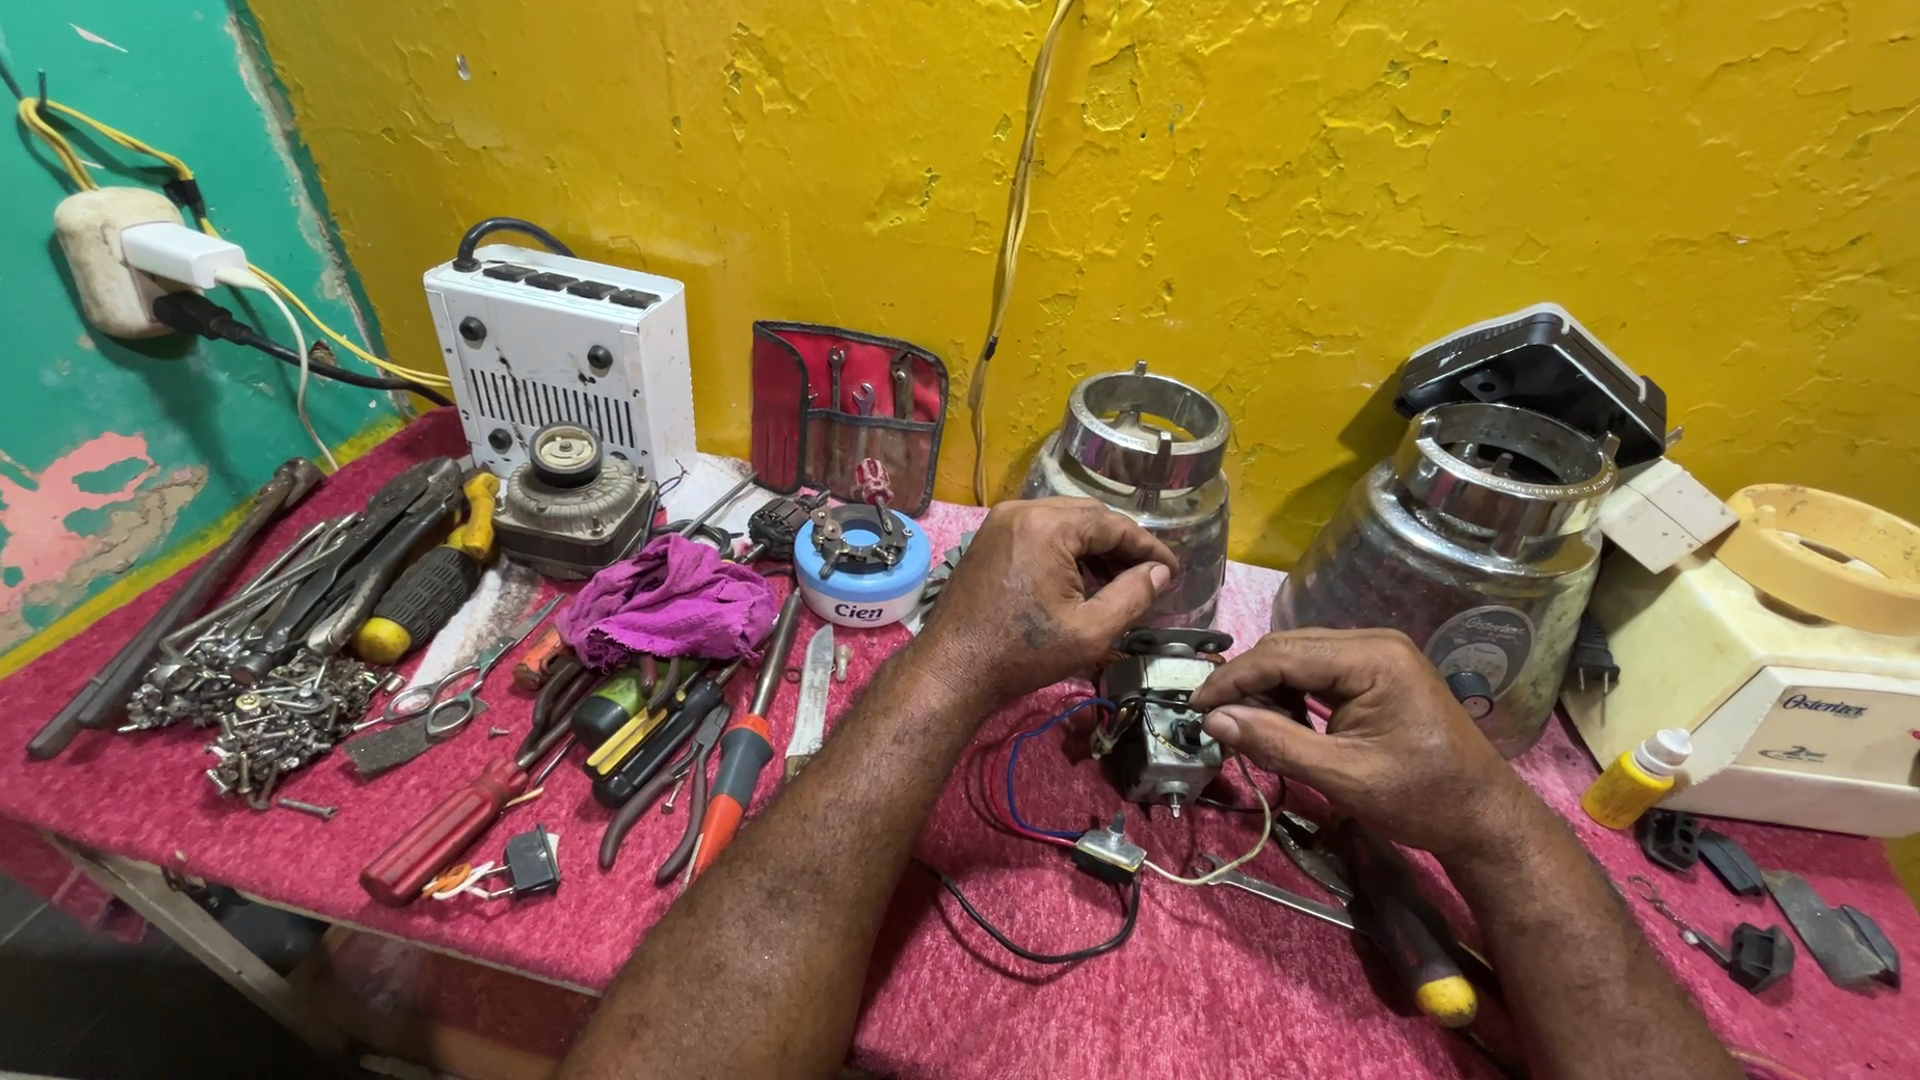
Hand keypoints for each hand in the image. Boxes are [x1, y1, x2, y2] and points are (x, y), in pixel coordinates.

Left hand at [912, 498, 1176, 703]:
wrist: (953, 668)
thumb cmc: (1023, 653)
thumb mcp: (1091, 631)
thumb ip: (1133, 595)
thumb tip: (1160, 572)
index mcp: (1048, 526)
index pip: (1113, 524)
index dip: (1148, 547)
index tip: (1173, 570)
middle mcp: (1022, 511)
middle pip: (1088, 516)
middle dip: (1121, 545)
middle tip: (1148, 576)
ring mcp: (1001, 522)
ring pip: (1063, 522)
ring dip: (1093, 547)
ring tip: (1118, 582)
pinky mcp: (989, 538)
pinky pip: (1039, 532)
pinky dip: (1064, 549)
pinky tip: (1079, 580)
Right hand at [1189, 629, 1537, 862]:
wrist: (1487, 820)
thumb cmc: (1423, 799)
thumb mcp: (1343, 776)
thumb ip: (1275, 743)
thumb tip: (1213, 721)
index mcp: (1373, 658)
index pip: (1282, 655)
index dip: (1233, 680)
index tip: (1195, 707)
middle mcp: (1374, 642)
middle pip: (1286, 648)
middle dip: (1246, 681)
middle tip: (1214, 718)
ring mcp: (1377, 654)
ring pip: (1297, 656)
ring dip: (1265, 686)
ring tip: (1244, 722)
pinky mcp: (1376, 670)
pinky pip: (1316, 669)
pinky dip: (1289, 691)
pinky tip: (1279, 718)